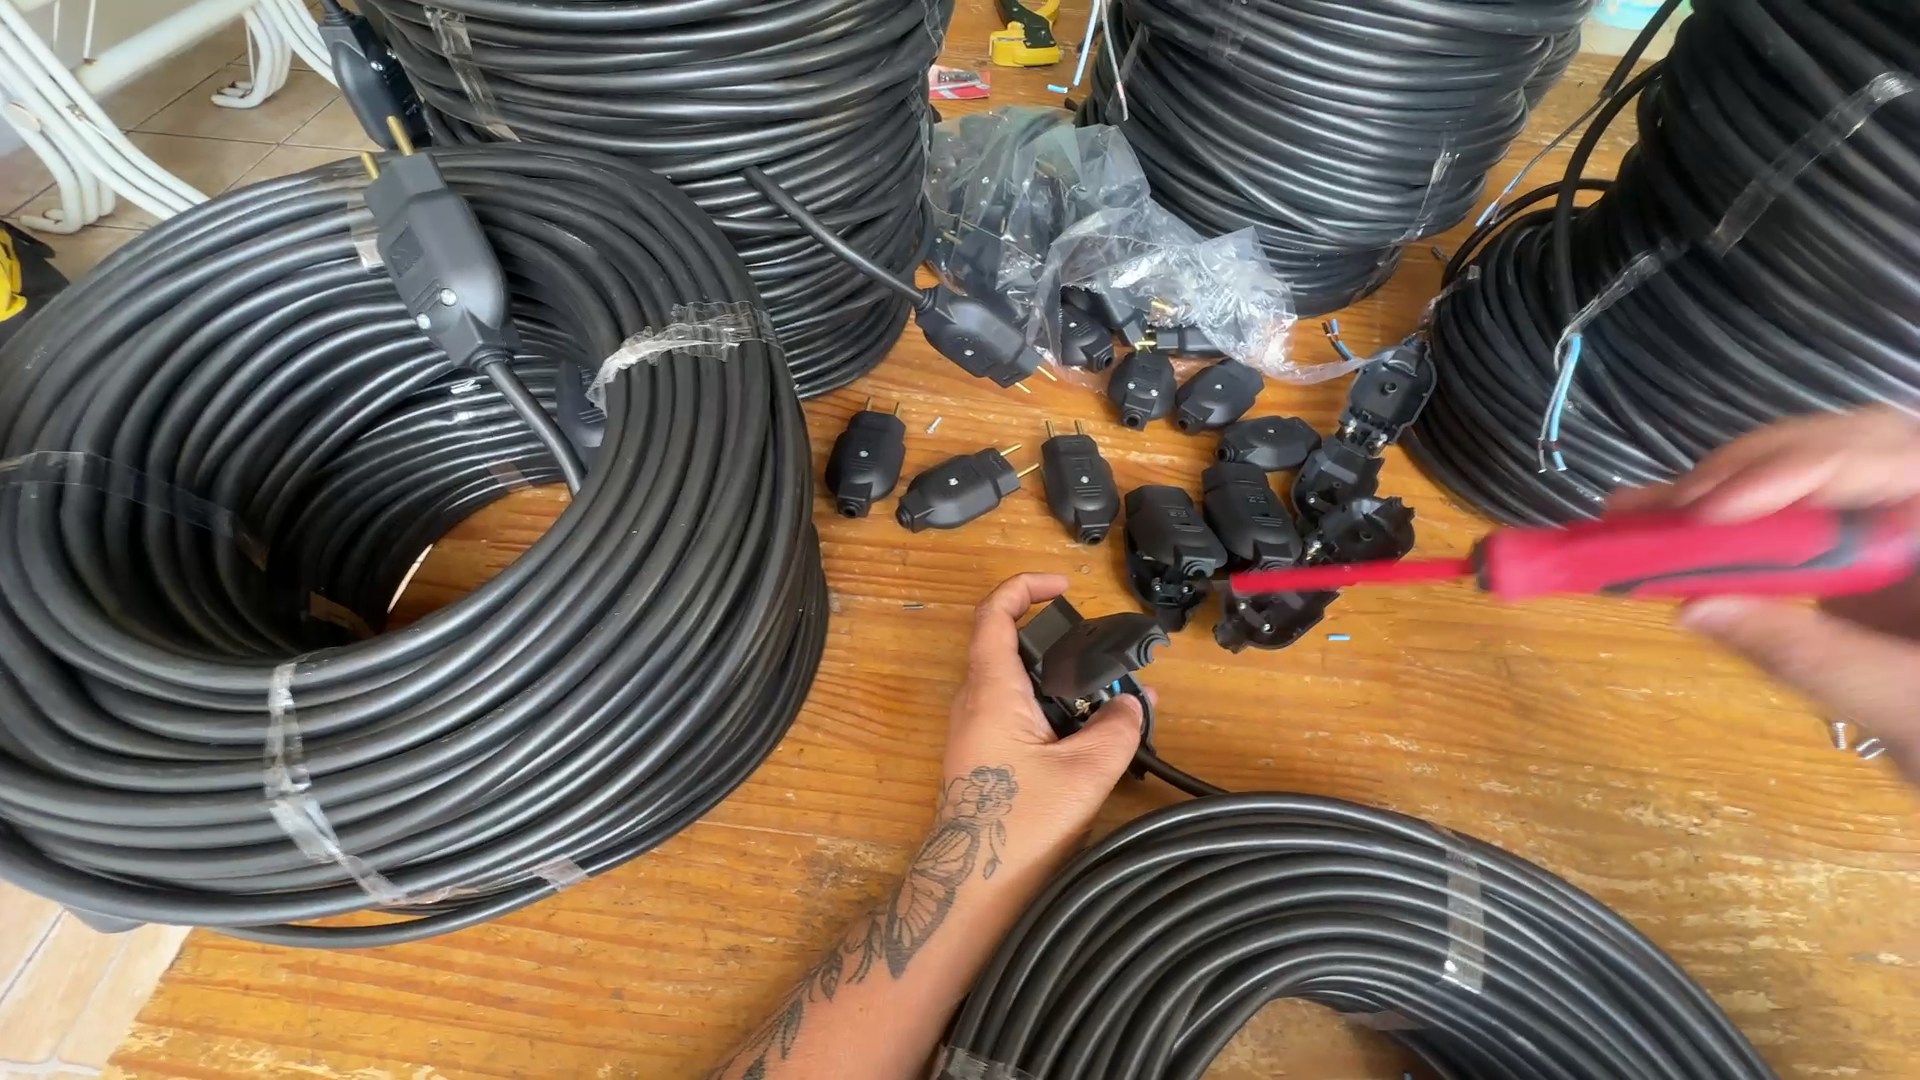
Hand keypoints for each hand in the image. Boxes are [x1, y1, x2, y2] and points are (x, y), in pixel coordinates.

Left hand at [942, 574, 1143, 874]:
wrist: (973, 884)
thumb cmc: (1020, 824)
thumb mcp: (1085, 773)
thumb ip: (1118, 730)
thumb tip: (1135, 703)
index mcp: (991, 690)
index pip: (994, 614)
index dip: (1025, 587)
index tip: (1063, 586)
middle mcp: (975, 701)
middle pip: (1008, 644)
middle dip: (1056, 639)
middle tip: (1098, 652)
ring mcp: (974, 728)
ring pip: (1016, 681)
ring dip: (1057, 679)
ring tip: (1103, 696)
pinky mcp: (981, 752)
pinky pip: (1015, 709)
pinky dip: (1050, 706)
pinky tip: (1086, 733)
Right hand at [1611, 406, 1919, 780]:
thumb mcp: (1902, 700)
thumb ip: (1812, 654)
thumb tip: (1694, 610)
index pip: (1894, 460)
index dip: (1805, 468)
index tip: (1717, 508)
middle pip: (1844, 448)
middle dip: (1750, 469)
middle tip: (1676, 506)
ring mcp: (1887, 521)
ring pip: (1802, 470)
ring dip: (1716, 488)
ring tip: (1640, 510)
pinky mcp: (1849, 544)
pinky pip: (1781, 507)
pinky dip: (1713, 514)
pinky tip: (1657, 519)